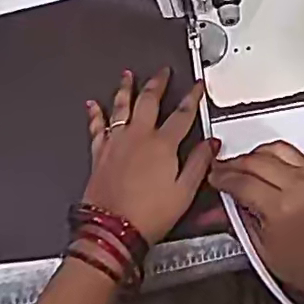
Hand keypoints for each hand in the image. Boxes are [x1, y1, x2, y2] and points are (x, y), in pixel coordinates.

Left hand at [84, 68, 215, 243]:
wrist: (112, 231)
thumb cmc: (148, 215)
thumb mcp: (185, 191)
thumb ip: (200, 163)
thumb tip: (212, 145)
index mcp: (163, 144)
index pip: (182, 113)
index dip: (192, 97)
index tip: (196, 87)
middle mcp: (138, 137)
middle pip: (149, 100)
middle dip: (157, 83)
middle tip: (162, 72)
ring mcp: (116, 143)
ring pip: (121, 107)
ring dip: (125, 89)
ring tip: (127, 76)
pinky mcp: (99, 154)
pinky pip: (96, 127)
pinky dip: (94, 114)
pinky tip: (92, 105)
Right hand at [208, 141, 303, 289]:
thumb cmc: (301, 264)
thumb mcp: (259, 246)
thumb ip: (237, 217)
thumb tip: (219, 202)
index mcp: (281, 209)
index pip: (243, 182)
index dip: (223, 178)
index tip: (215, 177)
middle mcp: (299, 187)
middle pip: (256, 161)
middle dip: (235, 164)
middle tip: (225, 170)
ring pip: (276, 149)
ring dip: (255, 155)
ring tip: (245, 165)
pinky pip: (295, 153)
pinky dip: (277, 155)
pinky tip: (268, 163)